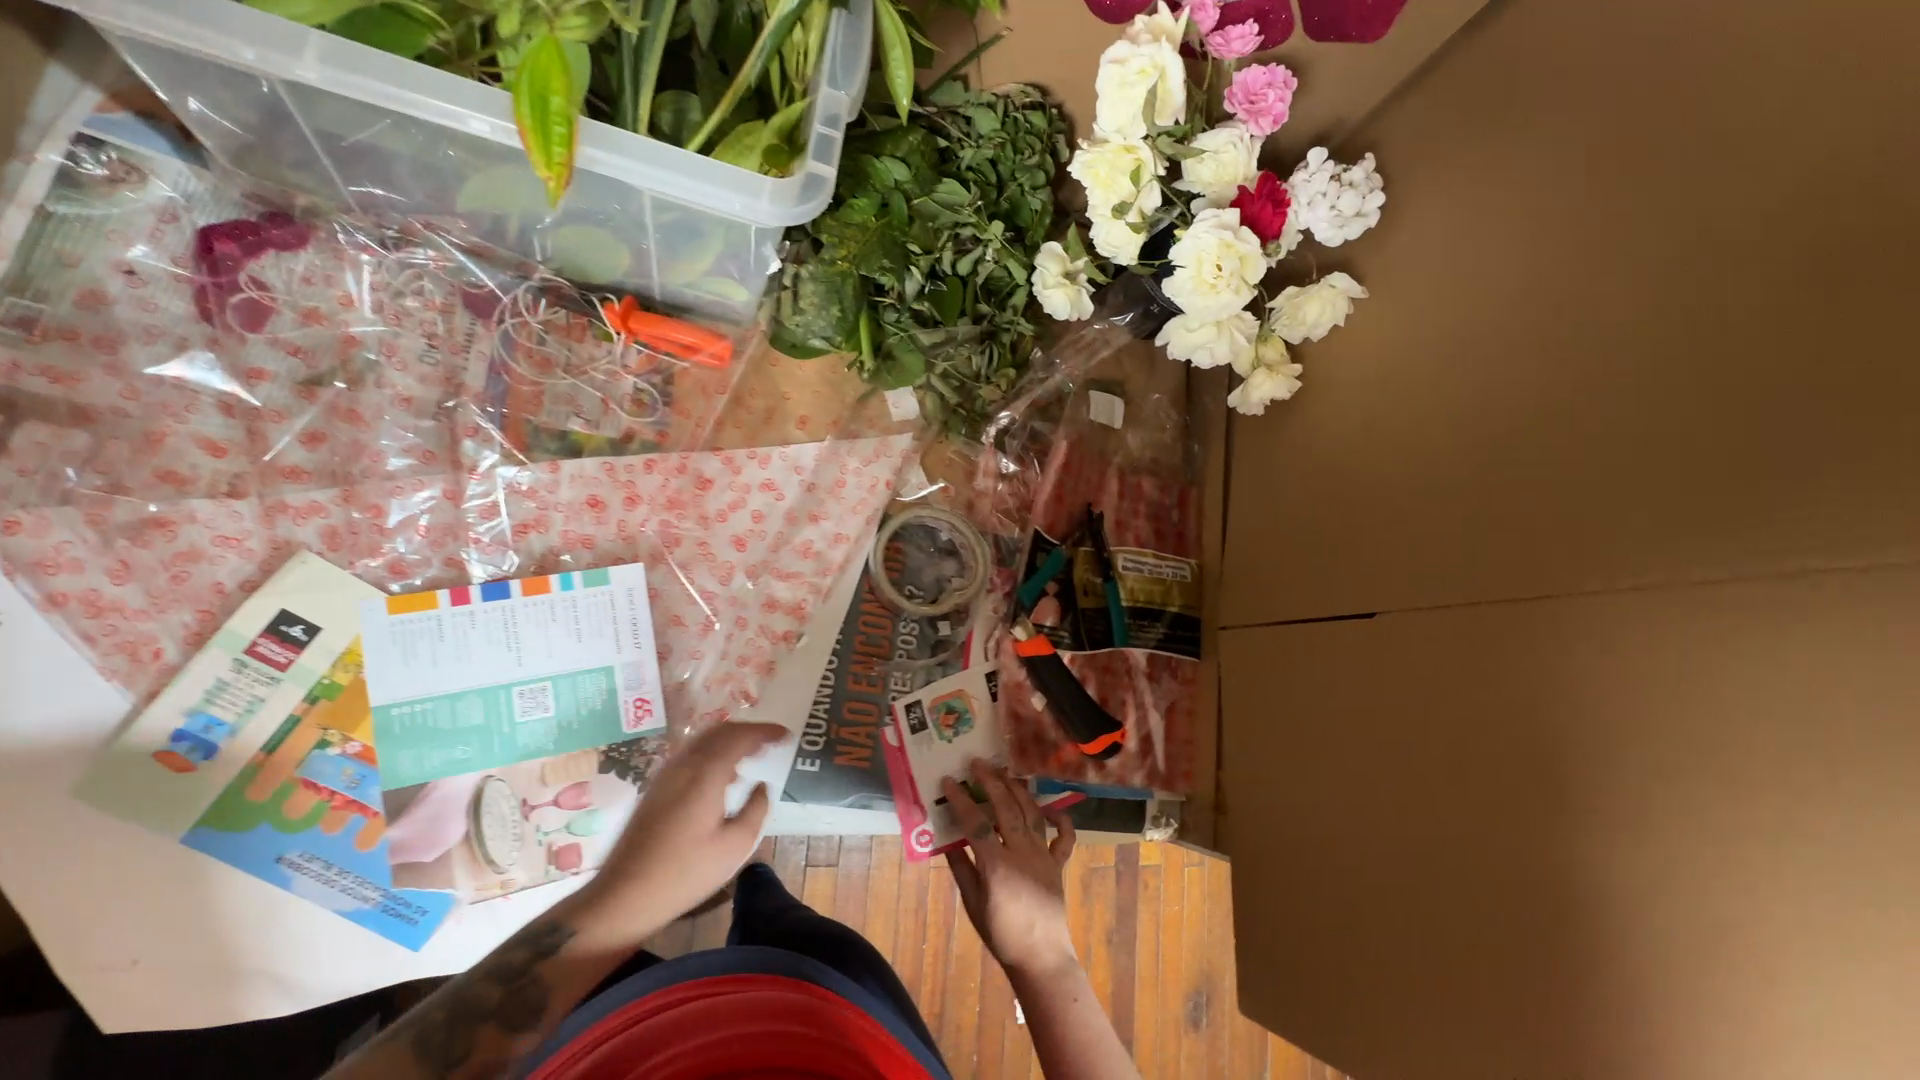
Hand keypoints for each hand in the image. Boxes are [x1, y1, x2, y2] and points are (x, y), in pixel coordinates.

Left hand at [576, 721, 785, 941]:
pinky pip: (691, 755)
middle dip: (748, 732)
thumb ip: (756, 809)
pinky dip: (714, 753)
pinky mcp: (656, 788)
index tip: (787, 736)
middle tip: (771, 742)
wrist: (626, 895)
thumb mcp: (735, 846)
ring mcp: (666, 775)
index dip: (766, 732)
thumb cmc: (686, 873)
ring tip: (753, 755)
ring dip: (730, 741)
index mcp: (705, 773)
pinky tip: (724, 775)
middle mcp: (683, 765)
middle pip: (719, 731)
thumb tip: (762, 786)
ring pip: (702, 741)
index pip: (740, 737)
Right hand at [944, 759, 1077, 977]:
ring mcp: (1043, 856)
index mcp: (996, 865)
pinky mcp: (1058, 864)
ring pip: (1032, 814)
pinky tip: (1051, 809)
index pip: (975, 823)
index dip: (961, 800)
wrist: (1040, 957)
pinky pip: (1064, 838)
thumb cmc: (1001, 935)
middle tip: (977, 763)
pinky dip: (1060, 821)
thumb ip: (962, 870)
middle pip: (1006, 809)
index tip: (949, 781)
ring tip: (1005, 773)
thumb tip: (948, 842)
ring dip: (1018, 790)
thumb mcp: (973, 904)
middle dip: (991, 782)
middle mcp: (1021, 853)